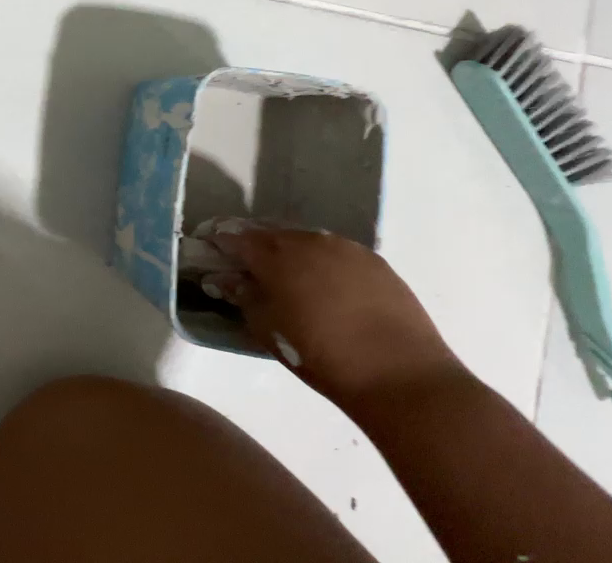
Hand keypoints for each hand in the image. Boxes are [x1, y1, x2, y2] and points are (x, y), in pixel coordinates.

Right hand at [204, 224, 467, 410]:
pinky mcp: (376, 262)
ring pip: (306, 240)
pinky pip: (337, 252)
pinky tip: (323, 282)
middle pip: (271, 234)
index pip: (236, 237)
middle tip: (244, 261)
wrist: (403, 378)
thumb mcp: (269, 331)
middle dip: (254, 244)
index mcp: (276, 256)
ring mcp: (347, 248)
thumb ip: (243, 297)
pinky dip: (322, 261)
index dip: (220, 241)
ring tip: (284, 272)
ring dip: (290, 251)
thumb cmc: (322, 357)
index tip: (209, 248)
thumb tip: (223, 278)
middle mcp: (309, 241)